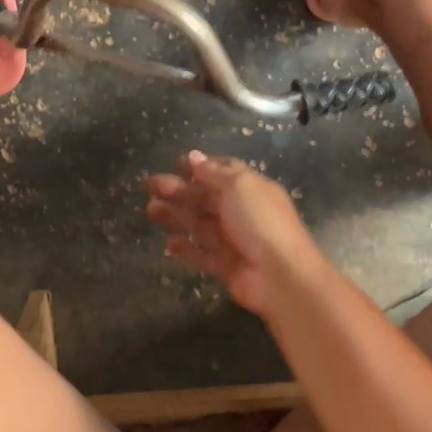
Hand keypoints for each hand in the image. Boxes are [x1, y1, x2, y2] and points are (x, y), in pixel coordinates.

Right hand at [146, 151, 321, 317]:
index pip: (223, 171)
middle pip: (206, 197)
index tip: (176, 163)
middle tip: (151, 185)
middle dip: (179, 190)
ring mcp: (234, 240)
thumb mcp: (239, 185)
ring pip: (199, 224)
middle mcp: (242, 211)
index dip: (200, 166)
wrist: (280, 275)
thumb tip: (193, 156)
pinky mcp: (226, 266)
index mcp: (250, 188)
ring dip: (176, 216)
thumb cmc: (260, 221)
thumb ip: (213, 172)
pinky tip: (169, 242)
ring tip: (151, 210)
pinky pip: (202, 254)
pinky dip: (186, 248)